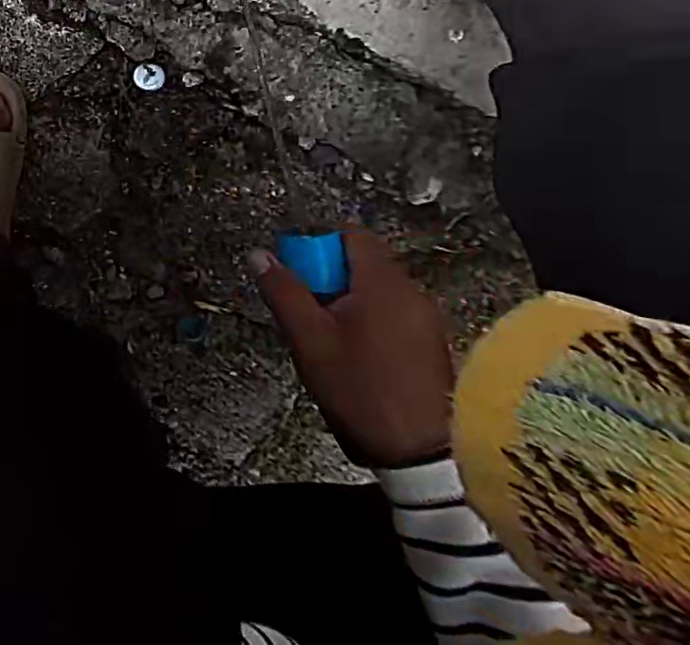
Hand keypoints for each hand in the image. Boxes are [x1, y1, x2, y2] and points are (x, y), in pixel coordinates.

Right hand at [250, 231, 454, 467]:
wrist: (423, 455)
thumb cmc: (360, 387)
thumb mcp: (309, 339)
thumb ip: (283, 291)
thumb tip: (259, 254)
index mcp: (382, 282)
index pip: (351, 234)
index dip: (317, 244)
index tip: (296, 274)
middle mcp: (410, 291)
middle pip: (361, 263)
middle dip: (327, 279)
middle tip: (305, 313)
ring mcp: (425, 319)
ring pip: (375, 291)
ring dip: (345, 302)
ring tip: (325, 339)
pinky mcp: (430, 345)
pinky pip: (391, 314)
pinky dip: (367, 321)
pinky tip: (354, 356)